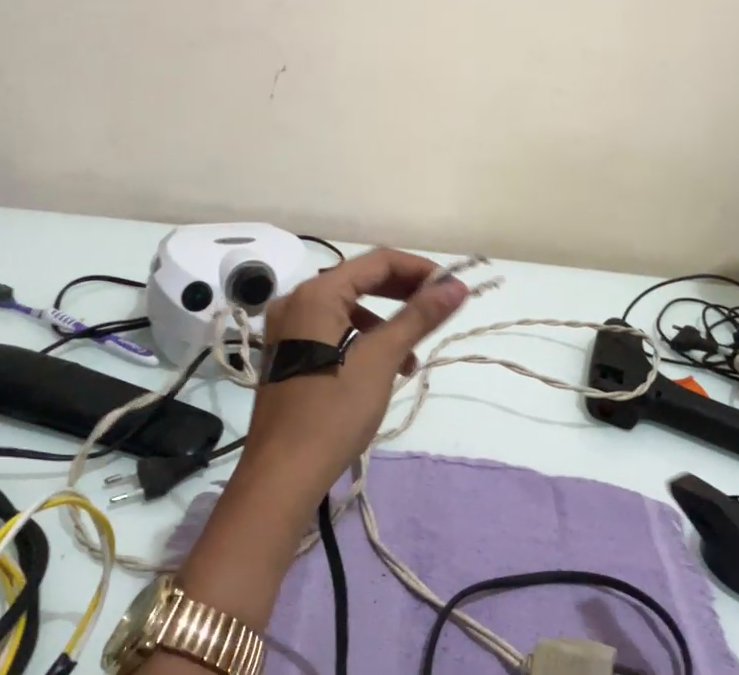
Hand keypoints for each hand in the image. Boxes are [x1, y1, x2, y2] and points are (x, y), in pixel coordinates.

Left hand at [240, 246, 471, 508]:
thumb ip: (418, 317)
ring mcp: (287, 329)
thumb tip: (456, 286)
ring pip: (348, 307)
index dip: (420, 270)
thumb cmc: (332, 413)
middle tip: (440, 310)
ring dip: (386, 321)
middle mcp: (296, 301)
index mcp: (315, 293)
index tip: (453, 288)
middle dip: (404, 293)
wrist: (282, 476)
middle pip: (360, 280)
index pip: (377, 261)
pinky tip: (383, 368)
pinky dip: (363, 339)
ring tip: (412, 355)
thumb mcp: (381, 360)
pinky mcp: (288, 354)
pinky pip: (333, 329)